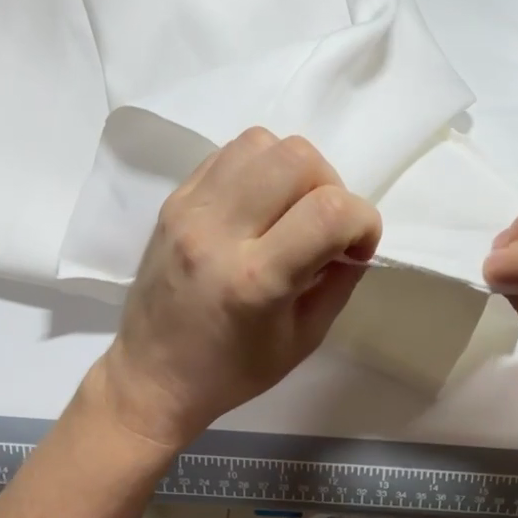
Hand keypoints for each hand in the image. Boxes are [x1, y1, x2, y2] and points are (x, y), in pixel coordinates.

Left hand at [87, 128, 380, 449]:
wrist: (154, 375)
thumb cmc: (233, 370)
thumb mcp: (304, 339)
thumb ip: (338, 282)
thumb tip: (355, 241)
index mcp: (257, 280)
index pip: (330, 212)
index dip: (364, 222)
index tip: (357, 250)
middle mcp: (219, 233)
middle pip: (298, 158)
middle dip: (331, 187)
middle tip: (324, 227)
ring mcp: (189, 210)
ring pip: (262, 142)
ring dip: (294, 171)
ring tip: (291, 211)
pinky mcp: (173, 200)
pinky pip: (229, 154)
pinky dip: (259, 170)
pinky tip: (259, 207)